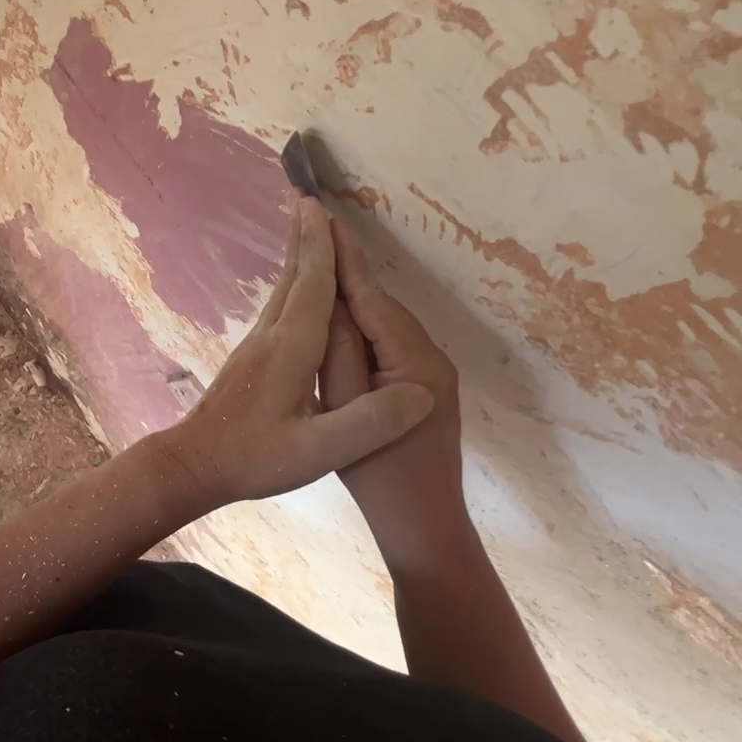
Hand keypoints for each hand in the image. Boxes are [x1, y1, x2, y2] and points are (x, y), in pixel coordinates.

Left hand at [155, 196, 433, 510]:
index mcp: (290, 350)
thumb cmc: (252, 459)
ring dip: (296, 259)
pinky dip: (292, 286)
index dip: (319, 246)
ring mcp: (255, 347)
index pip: (311, 286)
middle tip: (308, 199)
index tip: (317, 206)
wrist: (194, 464)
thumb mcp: (317, 452)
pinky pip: (278, 310)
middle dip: (304, 238)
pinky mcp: (249, 360)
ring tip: (307, 233)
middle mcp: (270, 338)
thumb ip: (368, 424)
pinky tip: (296, 291)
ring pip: (281, 292)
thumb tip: (422, 395)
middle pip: (292, 278)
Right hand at [320, 218, 466, 549]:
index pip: (371, 298)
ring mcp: (431, 371)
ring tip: (313, 267)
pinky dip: (358, 325)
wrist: (420, 522)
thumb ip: (338, 351)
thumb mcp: (344, 408)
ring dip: (349, 297)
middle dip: (344, 272)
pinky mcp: (422, 384)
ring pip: (382, 323)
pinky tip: (333, 317)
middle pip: (379, 306)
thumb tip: (327, 298)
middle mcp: (431, 357)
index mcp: (415, 361)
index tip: (323, 218)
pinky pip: (385, 342)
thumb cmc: (377, 473)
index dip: (343, 258)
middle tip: (309, 236)